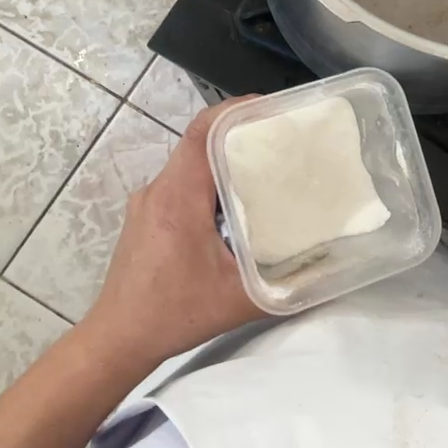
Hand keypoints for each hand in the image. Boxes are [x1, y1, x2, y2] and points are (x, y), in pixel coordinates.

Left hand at [80, 100, 265, 366]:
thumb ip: (286, 283)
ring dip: (224, 160)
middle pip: (200, 142)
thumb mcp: (238, 299)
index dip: (235, 110)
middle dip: (240, 135)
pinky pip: (181, 183)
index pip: (203, 131)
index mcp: (179, 196)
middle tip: (281, 140)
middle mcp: (159, 189)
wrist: (117, 339)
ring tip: (264, 171)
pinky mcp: (146, 216)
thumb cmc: (174, 313)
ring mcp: (148, 202)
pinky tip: (234, 205)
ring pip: (191, 163)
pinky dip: (209, 182)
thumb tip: (330, 268)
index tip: (271, 108)